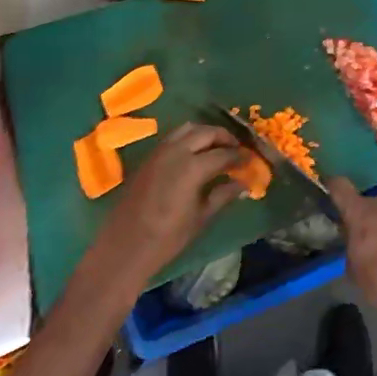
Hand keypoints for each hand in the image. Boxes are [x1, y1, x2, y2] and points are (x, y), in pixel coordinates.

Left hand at [88, 123, 248, 284]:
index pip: (224, 153)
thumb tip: (243, 183)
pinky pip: (173, 138)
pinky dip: (188, 139)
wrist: (125, 246)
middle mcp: (176, 151)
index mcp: (192, 166)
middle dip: (224, 137)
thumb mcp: (201, 217)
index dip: (240, 156)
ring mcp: (159, 152)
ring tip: (217, 148)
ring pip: (187, 129)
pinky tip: (195, 155)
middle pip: (206, 132)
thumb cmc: (167, 237)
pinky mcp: (148, 157)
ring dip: (205, 134)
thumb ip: (223, 194)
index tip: (251, 160)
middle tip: (236, 149)